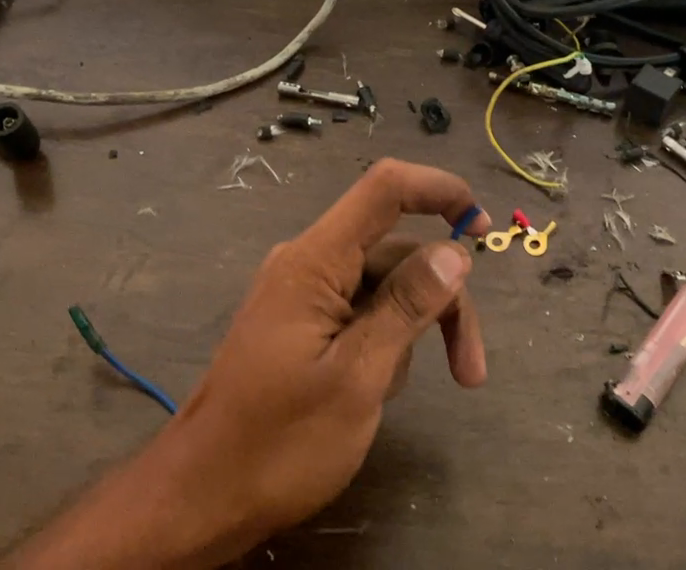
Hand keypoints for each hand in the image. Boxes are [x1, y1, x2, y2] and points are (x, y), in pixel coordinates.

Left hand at [5, 159, 488, 568]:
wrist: (203, 496)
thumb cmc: (279, 442)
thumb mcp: (358, 378)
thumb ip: (407, 308)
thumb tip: (454, 252)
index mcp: (314, 262)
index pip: (384, 189)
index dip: (438, 190)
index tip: (482, 227)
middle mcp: (308, 264)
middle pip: (396, 251)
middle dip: (440, 300)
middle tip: (471, 371)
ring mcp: (305, 294)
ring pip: (385, 286)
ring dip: (413, 332)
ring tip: (397, 396)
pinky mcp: (304, 323)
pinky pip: (361, 312)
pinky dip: (385, 343)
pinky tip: (375, 391)